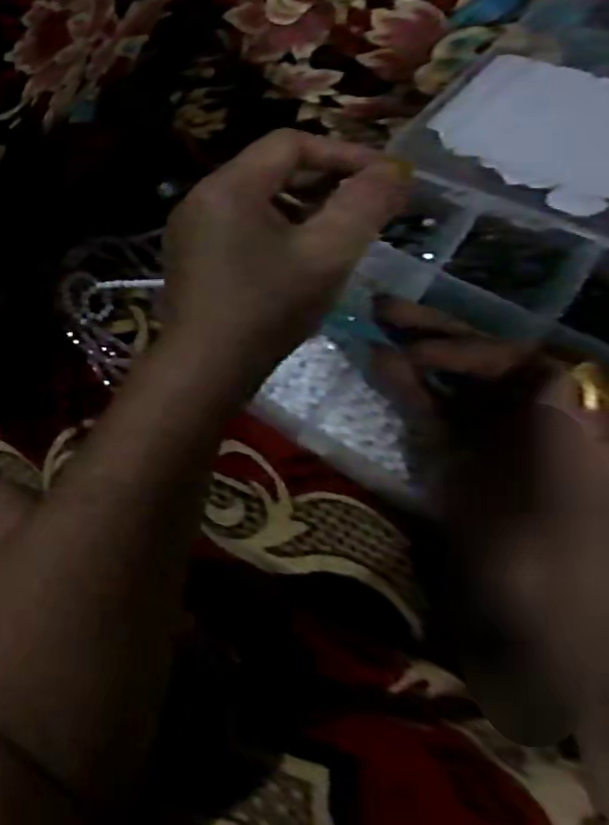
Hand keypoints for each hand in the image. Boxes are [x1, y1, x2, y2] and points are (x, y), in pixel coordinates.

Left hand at [162, 130, 410, 384]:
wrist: (206, 355)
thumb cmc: (268, 302)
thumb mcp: (330, 249)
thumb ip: (364, 202)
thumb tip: (390, 170)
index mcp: (224, 189)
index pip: (288, 142)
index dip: (344, 152)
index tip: (387, 180)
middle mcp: (197, 198)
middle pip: (268, 164)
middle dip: (326, 176)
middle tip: (374, 204)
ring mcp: (188, 224)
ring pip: (255, 192)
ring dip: (304, 200)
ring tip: (347, 227)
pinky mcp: (190, 246)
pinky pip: (238, 217)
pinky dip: (277, 220)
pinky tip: (308, 247)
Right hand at [371, 300, 608, 786]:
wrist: (543, 652)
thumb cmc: (565, 584)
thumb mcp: (568, 515)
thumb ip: (568, 446)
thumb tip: (555, 375)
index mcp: (596, 438)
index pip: (551, 370)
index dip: (482, 350)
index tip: (418, 351)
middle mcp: (560, 435)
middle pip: (509, 370)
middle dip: (448, 337)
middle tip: (382, 306)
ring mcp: (512, 452)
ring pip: (468, 387)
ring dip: (421, 355)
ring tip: (372, 322)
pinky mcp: (470, 468)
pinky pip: (442, 415)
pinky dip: (409, 389)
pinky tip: (376, 365)